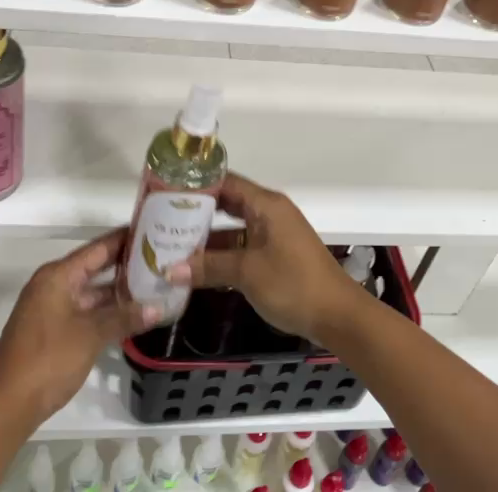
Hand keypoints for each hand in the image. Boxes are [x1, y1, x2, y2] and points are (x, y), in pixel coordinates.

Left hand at [0, 230, 161, 425]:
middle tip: (160, 258)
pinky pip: (85, 311)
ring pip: (91, 292)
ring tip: (153, 285)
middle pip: (95, 267)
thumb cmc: (48, 360)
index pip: (98, 248)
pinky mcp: (53, 330)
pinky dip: (106, 311)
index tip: (154, 229)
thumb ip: (124, 317)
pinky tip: (131, 314)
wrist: (7, 405)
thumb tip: (159, 307)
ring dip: (118, 292)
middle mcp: (53, 285)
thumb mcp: (91, 335)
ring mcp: (51, 309)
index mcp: (58, 276)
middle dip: (126, 264)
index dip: (125, 238)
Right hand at [169, 173, 371, 346]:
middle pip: (227, 204)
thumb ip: (208, 267)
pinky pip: (241, 246)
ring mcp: (272, 234)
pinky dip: (221, 255)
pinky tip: (196, 267)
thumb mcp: (247, 273)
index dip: (196, 185)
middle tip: (160, 220)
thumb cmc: (293, 284)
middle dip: (196, 213)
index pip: (225, 182)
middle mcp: (269, 212)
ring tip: (170, 245)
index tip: (164, 192)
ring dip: (206, 238)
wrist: (337, 315)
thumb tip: (168, 269)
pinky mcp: (274, 255)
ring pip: (232, 228)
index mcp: (266, 204)